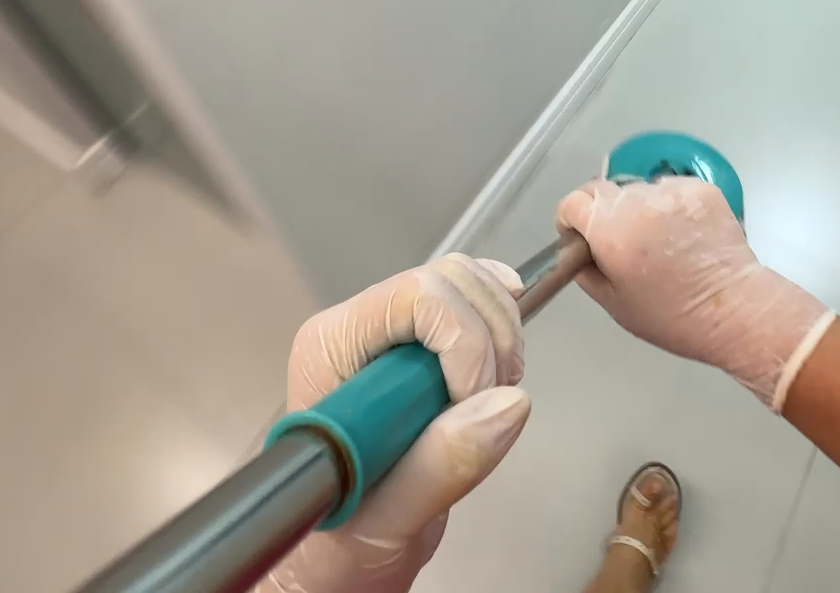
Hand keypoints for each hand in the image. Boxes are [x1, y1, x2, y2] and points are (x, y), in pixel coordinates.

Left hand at [258, 254, 531, 592]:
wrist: (335, 558)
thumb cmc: (335, 546)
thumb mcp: (382, 524)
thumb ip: (438, 466)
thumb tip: (507, 404)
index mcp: (332, 349)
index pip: (415, 294)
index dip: (463, 340)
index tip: (475, 400)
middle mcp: (361, 326)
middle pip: (449, 280)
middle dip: (489, 338)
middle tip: (488, 405)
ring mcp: (394, 328)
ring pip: (469, 281)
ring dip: (502, 335)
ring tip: (490, 398)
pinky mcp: (426, 338)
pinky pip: (476, 295)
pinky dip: (502, 320)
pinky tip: (503, 356)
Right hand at [558, 178, 834, 409]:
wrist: (735, 309)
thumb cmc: (671, 316)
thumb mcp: (615, 305)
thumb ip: (586, 270)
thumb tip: (578, 249)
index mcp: (610, 231)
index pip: (572, 202)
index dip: (570, 220)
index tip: (580, 238)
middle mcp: (636, 201)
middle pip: (600, 190)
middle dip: (599, 211)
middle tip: (616, 239)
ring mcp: (670, 190)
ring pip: (636, 189)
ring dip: (636, 208)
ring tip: (657, 240)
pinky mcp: (699, 188)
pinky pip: (669, 189)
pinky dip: (668, 205)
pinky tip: (682, 233)